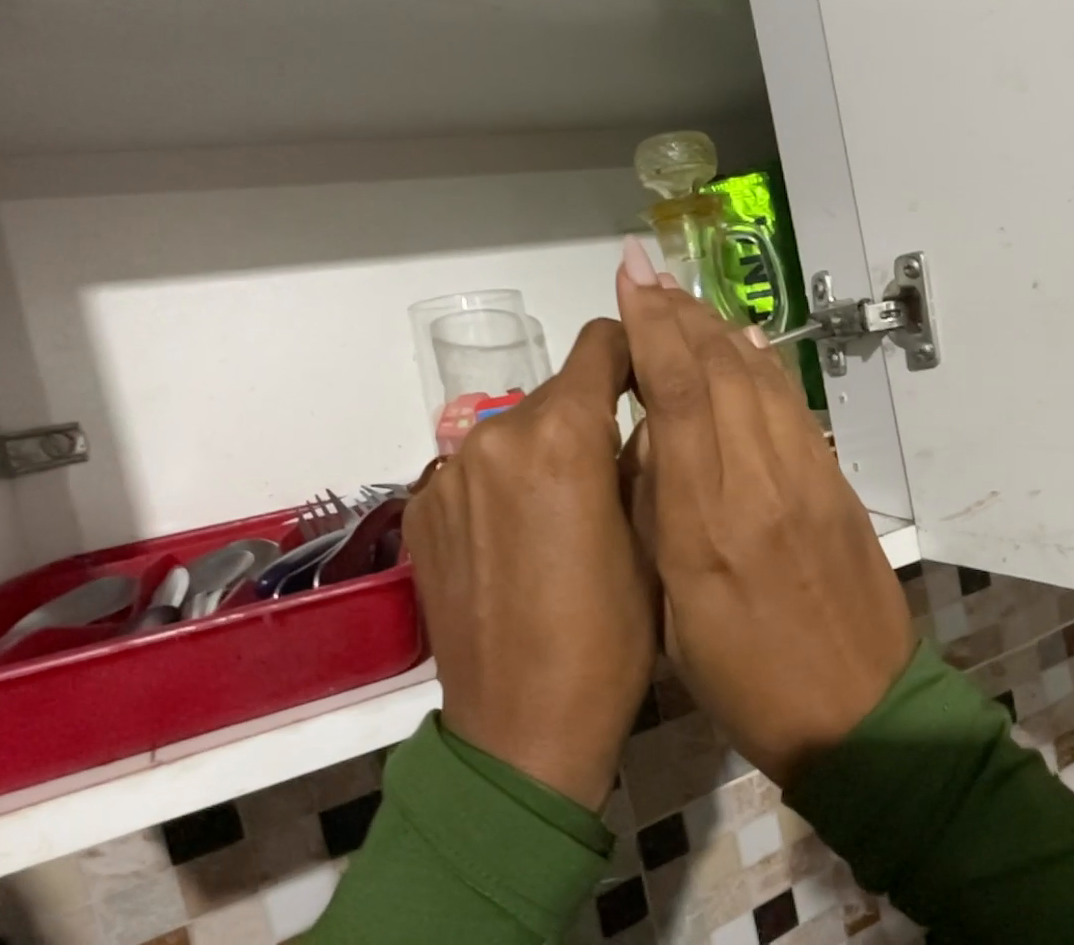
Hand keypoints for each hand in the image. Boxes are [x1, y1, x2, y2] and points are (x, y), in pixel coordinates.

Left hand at [404, 319, 653, 810]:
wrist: (522, 729)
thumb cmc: (611, 639)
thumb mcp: (652, 540)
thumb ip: (646, 457)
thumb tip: (646, 412)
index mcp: (563, 438)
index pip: (601, 344)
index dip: (634, 354)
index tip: (650, 385)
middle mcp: (494, 437)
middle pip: (557, 392)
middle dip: (591, 416)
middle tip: (616, 470)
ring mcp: (447, 474)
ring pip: (514, 430)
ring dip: (545, 451)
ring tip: (566, 513)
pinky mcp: (420, 510)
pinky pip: (476, 470)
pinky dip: (503, 483)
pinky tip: (518, 541)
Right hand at [615, 239, 912, 785]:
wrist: (860, 712)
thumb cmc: (749, 682)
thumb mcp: (676, 614)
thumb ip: (660, 519)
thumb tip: (655, 441)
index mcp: (707, 521)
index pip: (679, 394)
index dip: (654, 327)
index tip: (631, 281)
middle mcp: (760, 482)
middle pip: (721, 371)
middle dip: (681, 314)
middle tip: (649, 275)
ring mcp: (807, 478)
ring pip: (760, 380)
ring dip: (720, 330)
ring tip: (686, 300)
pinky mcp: (836, 485)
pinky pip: (794, 408)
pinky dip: (765, 367)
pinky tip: (746, 347)